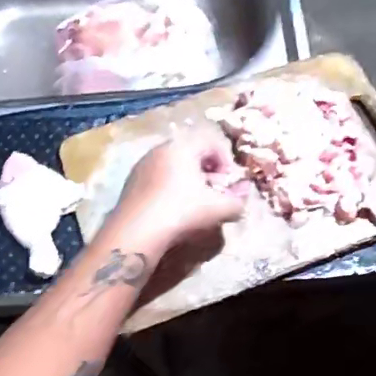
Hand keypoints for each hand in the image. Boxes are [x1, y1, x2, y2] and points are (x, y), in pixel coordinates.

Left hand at [104, 135, 245, 255]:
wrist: (135, 233)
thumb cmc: (181, 212)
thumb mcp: (218, 209)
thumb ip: (238, 200)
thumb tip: (245, 193)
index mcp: (182, 147)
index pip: (211, 142)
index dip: (226, 161)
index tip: (229, 183)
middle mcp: (160, 149)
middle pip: (191, 151)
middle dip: (207, 169)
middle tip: (214, 191)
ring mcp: (142, 164)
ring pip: (173, 164)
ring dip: (188, 178)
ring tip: (194, 201)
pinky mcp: (130, 182)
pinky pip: (157, 177)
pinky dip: (170, 186)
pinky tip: (172, 208)